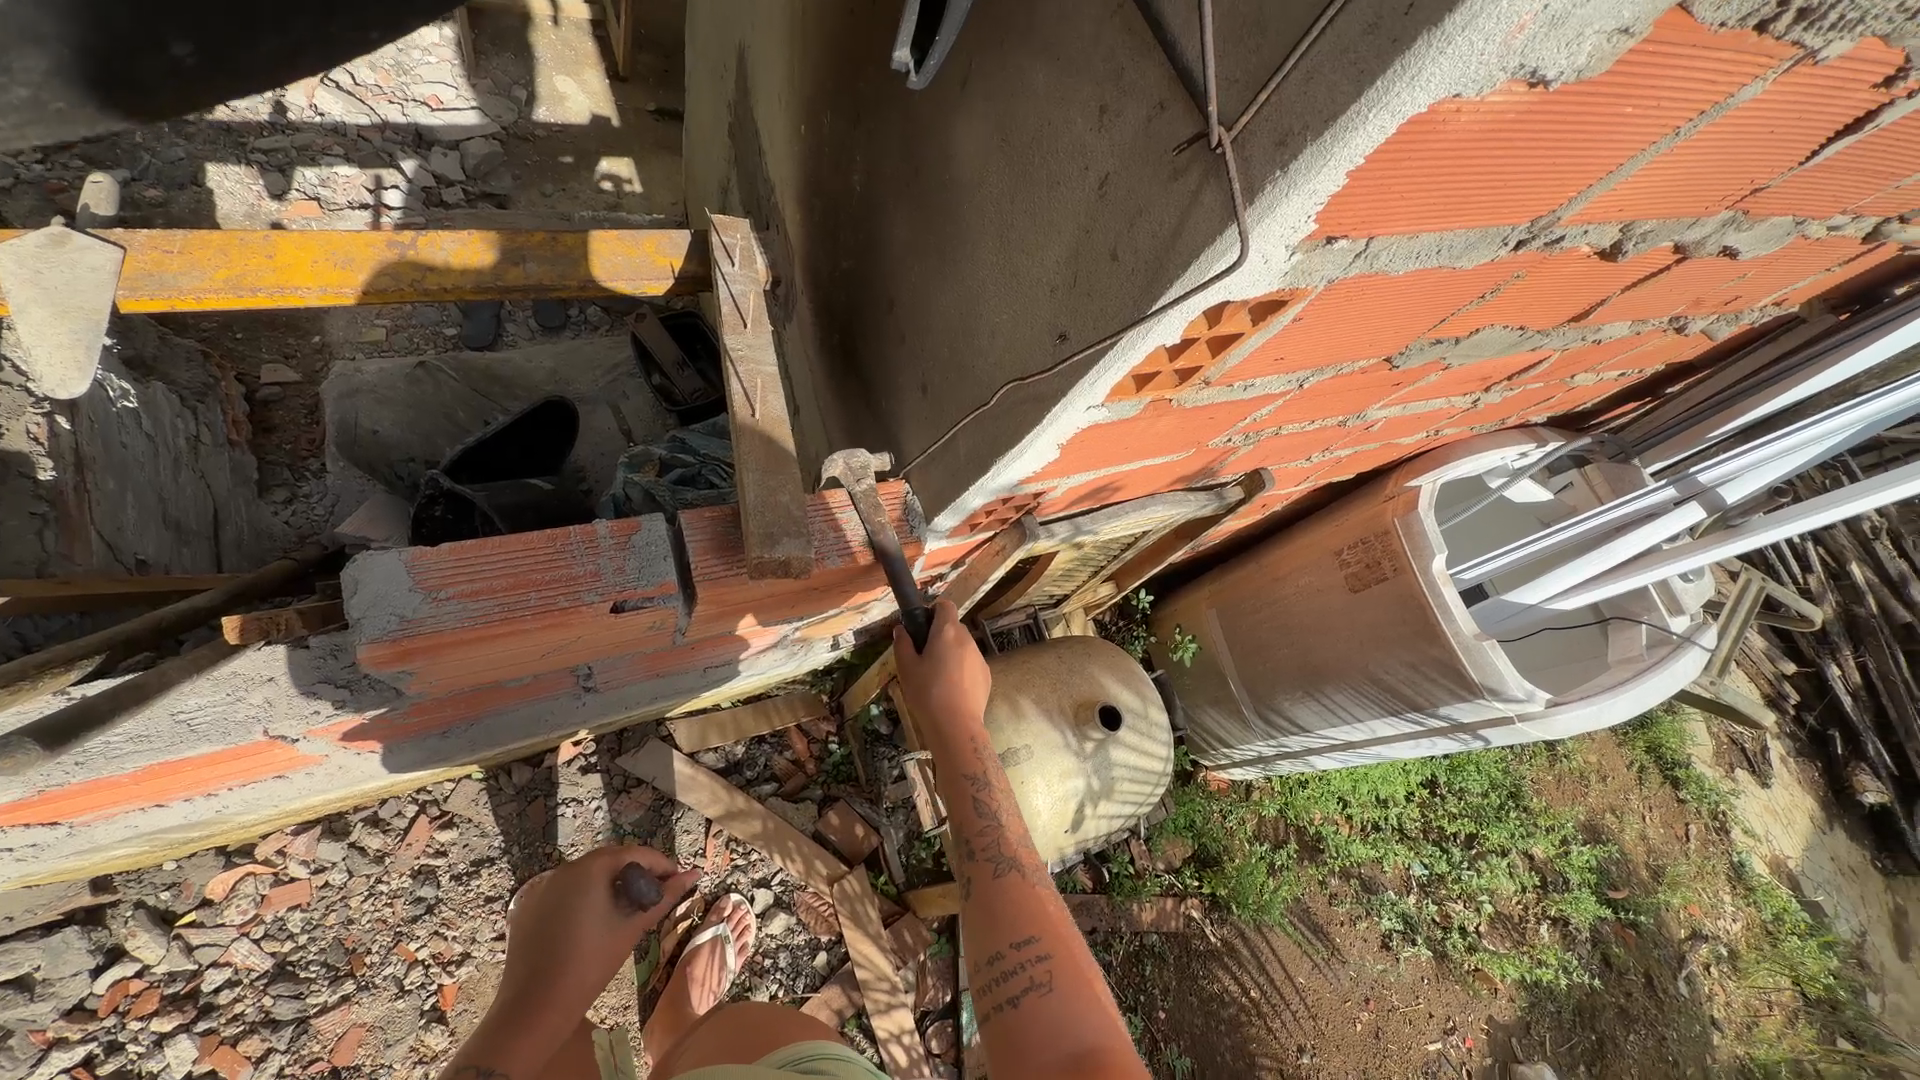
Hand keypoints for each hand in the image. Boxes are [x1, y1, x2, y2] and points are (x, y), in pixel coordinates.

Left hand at [488, 844, 697, 1041]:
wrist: (534, 1009)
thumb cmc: (590, 965)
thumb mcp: (632, 928)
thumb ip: (665, 897)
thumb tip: (694, 874)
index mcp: (589, 869)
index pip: (634, 853)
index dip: (659, 865)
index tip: (676, 881)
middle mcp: (563, 869)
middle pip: (609, 860)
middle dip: (635, 872)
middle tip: (656, 893)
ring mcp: (541, 887)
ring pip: (586, 874)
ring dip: (610, 883)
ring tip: (628, 906)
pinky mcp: (526, 906)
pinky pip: (564, 890)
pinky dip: (584, 896)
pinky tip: (594, 919)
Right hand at [893, 600, 990, 729]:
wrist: (955, 725)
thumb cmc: (927, 693)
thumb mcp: (906, 668)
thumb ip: (903, 644)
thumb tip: (901, 630)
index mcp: (946, 632)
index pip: (945, 605)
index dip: (933, 611)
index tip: (922, 627)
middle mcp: (966, 639)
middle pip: (953, 627)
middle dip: (940, 635)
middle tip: (923, 656)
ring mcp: (979, 657)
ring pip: (963, 646)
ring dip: (951, 653)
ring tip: (937, 677)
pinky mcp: (987, 674)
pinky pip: (971, 663)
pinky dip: (962, 668)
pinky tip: (951, 689)